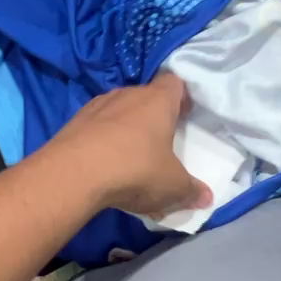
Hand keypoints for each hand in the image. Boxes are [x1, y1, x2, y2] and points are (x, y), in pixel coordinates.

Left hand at [41, 74, 211, 217]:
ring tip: (130, 154)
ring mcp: (97, 105)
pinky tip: (103, 161)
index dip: (181, 96)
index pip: (173, 82)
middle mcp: (127, 94)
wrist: (74, 172)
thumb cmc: (135, 169)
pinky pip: (96, 124)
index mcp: (157, 100)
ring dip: (125, 126)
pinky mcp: (74, 121)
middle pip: (145, 96)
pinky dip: (103, 138)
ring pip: (118, 109)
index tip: (184, 115)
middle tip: (160, 140)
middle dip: (153, 114)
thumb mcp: (172, 186)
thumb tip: (206, 197)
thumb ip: (191, 190)